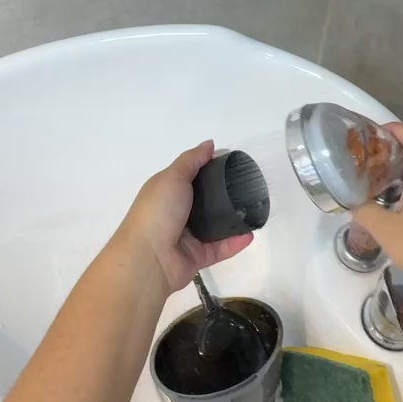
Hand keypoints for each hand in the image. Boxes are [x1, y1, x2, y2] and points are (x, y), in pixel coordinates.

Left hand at [109, 141, 254, 297]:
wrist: (149, 258)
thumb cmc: (158, 211)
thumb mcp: (172, 177)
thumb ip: (192, 161)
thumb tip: (209, 144)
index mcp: (167, 191)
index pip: (190, 176)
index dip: (209, 168)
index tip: (232, 163)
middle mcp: (176, 212)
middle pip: (204, 201)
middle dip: (223, 194)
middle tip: (247, 186)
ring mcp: (187, 236)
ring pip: (214, 226)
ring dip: (232, 220)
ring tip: (253, 211)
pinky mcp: (197, 257)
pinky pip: (220, 248)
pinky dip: (234, 243)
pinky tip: (250, 234)